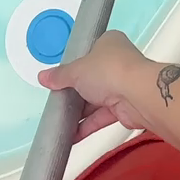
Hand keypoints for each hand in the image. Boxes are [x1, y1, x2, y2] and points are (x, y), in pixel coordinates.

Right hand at [38, 30, 161, 139]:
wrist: (137, 94)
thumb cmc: (108, 70)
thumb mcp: (77, 70)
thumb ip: (60, 76)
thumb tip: (42, 76)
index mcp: (109, 43)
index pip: (89, 52)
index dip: (75, 64)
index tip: (60, 77)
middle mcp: (117, 62)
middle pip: (91, 78)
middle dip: (75, 92)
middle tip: (56, 102)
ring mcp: (121, 85)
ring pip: (96, 99)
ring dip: (79, 112)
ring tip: (59, 121)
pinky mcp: (124, 107)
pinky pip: (101, 116)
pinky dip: (87, 126)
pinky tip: (70, 136)